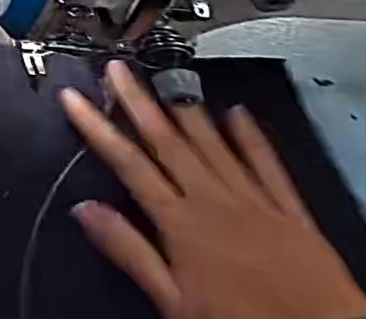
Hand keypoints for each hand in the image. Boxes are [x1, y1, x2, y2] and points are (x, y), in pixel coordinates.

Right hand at [60, 61, 365, 318]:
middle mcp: (214, 200)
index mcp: (182, 223)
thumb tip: (87, 213)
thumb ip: (131, 252)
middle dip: (136, 101)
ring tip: (165, 78)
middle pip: (166, 140)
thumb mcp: (176, 305)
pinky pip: (266, 162)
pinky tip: (238, 112)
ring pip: (211, 142)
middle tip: (117, 69)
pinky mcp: (290, 210)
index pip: (129, 163)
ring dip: (184, 108)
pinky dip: (250, 135)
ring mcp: (254, 199)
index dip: (97, 127)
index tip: (75, 99)